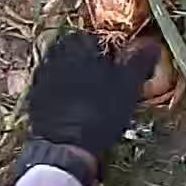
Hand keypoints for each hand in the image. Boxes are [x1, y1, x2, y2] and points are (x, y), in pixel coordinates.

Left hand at [26, 31, 159, 168]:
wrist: (64, 148)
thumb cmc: (99, 110)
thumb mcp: (127, 85)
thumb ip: (139, 61)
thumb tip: (153, 43)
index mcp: (75, 45)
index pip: (94, 37)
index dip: (108, 52)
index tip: (119, 67)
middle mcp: (52, 55)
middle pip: (77, 53)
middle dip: (91, 64)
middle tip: (107, 84)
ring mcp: (39, 77)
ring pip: (63, 71)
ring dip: (76, 79)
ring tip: (93, 99)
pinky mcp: (32, 99)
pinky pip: (52, 90)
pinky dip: (63, 96)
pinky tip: (76, 111)